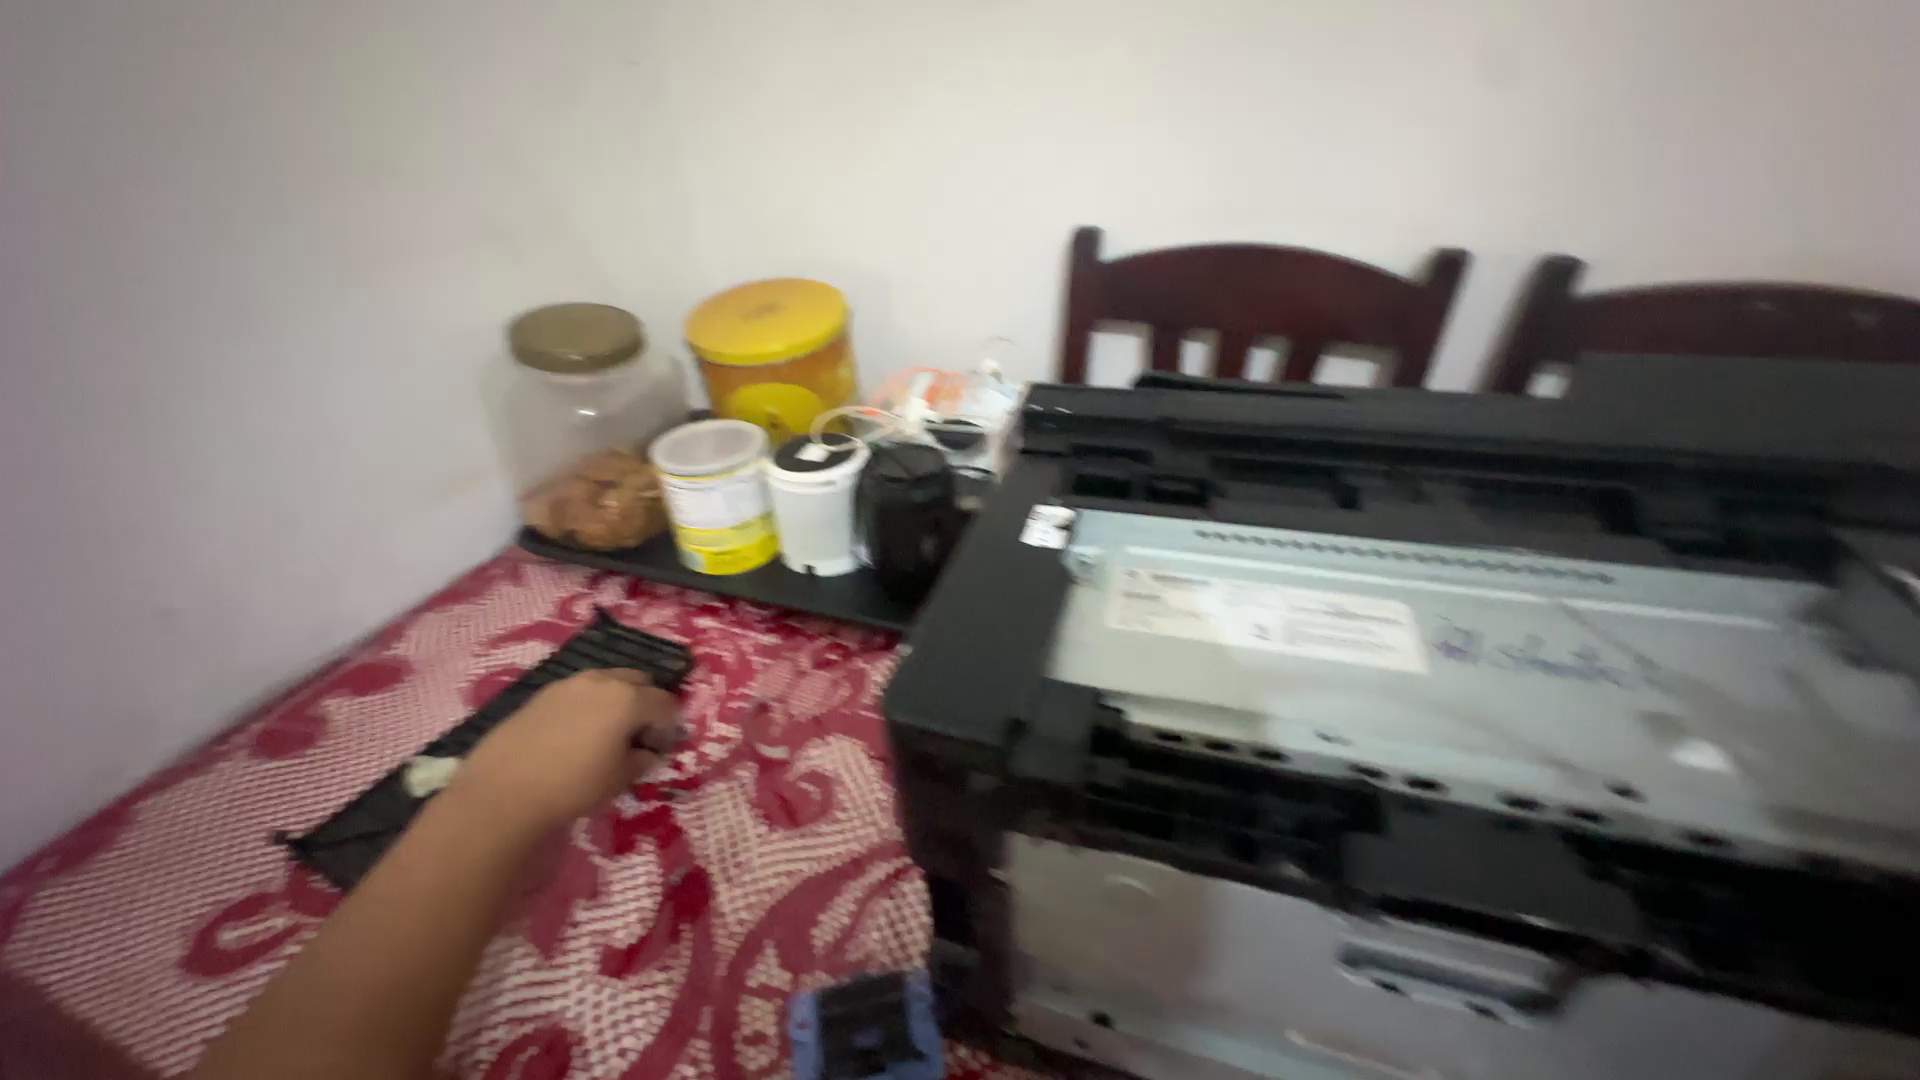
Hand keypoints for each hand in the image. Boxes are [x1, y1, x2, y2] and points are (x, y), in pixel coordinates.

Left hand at [449, 669, 679, 834]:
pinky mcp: (541, 694)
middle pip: (639, 681)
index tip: (663, 747)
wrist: (502, 793)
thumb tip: (647, 751)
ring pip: (607, 682)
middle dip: (646, 703)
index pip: (666, 704)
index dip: (670, 725)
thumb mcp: (621, 778)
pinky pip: (578, 692)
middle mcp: (602, 681)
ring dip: (616, 700)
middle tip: (638, 734)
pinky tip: (575, 734)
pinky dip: (588, 705)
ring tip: (606, 732)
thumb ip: (643, 759)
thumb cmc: (573, 786)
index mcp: (629, 699)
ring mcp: (568, 684)